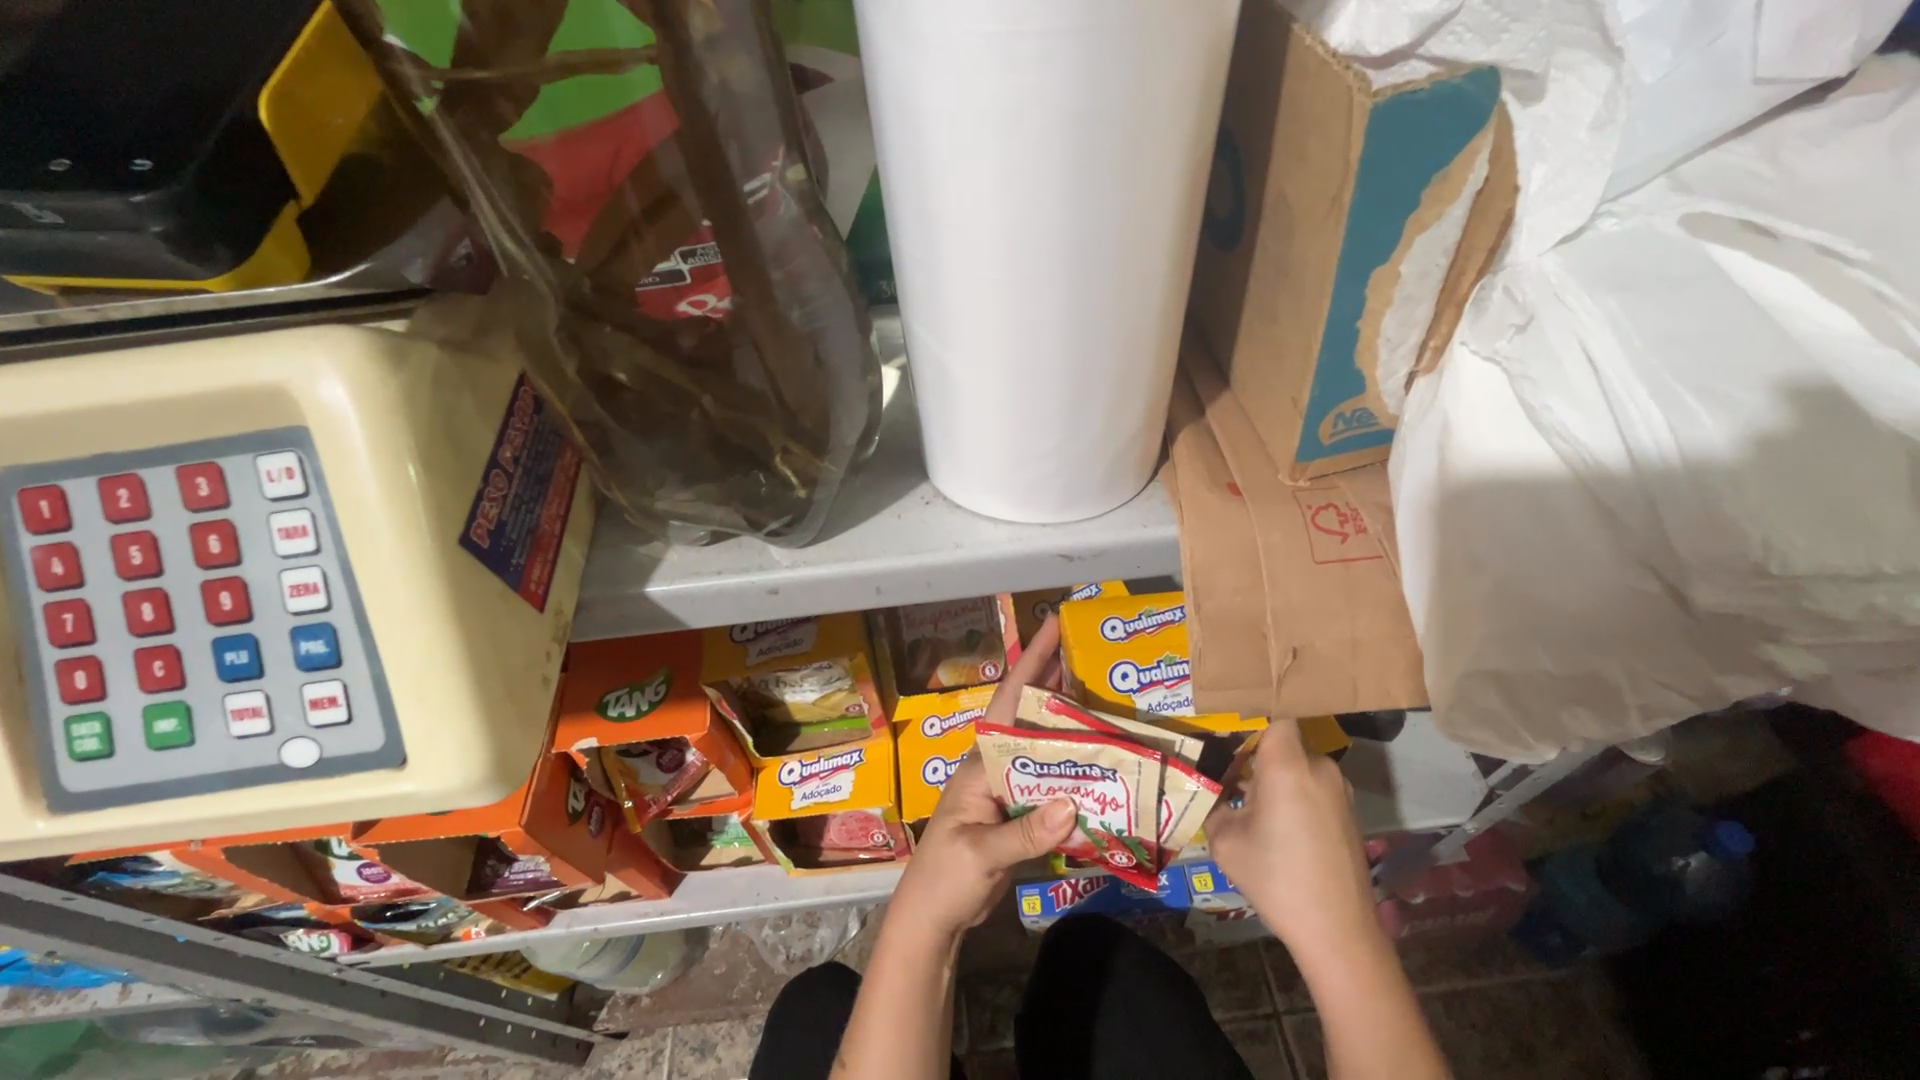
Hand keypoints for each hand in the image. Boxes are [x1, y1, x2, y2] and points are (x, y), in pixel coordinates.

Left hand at [888, 617, 1076, 939]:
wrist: (933, 916)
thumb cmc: (946, 878)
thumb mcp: (981, 854)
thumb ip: (1024, 833)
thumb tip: (1072, 805)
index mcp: (981, 765)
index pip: (1008, 704)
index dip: (1031, 664)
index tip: (1053, 627)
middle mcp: (996, 768)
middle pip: (1031, 718)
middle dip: (1058, 683)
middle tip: (1095, 654)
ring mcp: (1008, 791)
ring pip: (1045, 749)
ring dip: (1072, 726)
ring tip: (1109, 699)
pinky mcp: (1020, 815)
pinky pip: (1052, 783)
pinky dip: (1075, 771)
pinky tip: (1102, 765)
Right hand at [1204, 718, 1379, 963]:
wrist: (1337, 930)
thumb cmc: (1275, 878)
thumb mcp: (1226, 842)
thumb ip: (1216, 807)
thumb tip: (1216, 796)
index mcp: (1287, 765)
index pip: (1275, 716)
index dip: (1252, 721)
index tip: (1228, 737)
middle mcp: (1319, 768)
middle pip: (1285, 744)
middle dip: (1258, 757)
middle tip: (1231, 779)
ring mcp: (1340, 792)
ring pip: (1300, 769)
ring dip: (1278, 781)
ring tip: (1253, 810)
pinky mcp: (1350, 815)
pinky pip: (1315, 790)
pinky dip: (1296, 799)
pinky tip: (1279, 831)